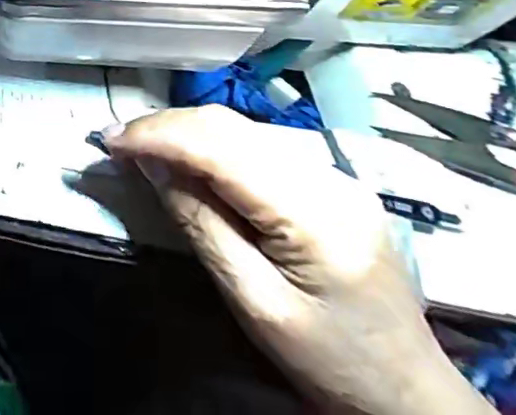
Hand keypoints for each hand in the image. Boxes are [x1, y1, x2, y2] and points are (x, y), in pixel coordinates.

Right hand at [104, 107, 492, 414]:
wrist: (408, 393)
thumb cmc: (327, 358)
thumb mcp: (251, 299)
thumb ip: (199, 223)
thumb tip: (151, 164)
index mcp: (316, 216)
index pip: (219, 150)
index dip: (155, 137)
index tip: (107, 142)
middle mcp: (329, 180)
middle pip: (227, 127)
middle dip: (162, 127)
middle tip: (113, 142)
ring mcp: (334, 176)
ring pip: (238, 127)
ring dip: (181, 130)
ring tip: (139, 146)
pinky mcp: (329, 181)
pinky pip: (254, 142)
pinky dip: (207, 141)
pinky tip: (184, 157)